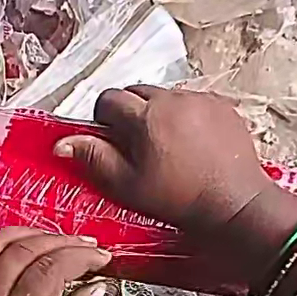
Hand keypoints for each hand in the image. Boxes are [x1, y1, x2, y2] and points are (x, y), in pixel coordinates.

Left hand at [0, 229, 110, 295]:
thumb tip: (95, 288)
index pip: (49, 270)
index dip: (79, 257)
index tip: (102, 258)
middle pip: (24, 250)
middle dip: (61, 241)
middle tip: (89, 245)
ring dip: (30, 233)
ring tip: (59, 238)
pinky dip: (7, 243)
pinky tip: (28, 248)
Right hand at [53, 86, 275, 234]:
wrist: (234, 204)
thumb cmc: (177, 198)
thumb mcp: (126, 184)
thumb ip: (93, 158)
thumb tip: (62, 143)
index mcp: (145, 117)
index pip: (109, 99)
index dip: (104, 118)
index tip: (111, 139)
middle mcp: (173, 100)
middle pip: (136, 91)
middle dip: (129, 112)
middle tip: (135, 143)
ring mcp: (201, 100)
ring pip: (163, 95)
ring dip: (156, 112)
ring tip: (164, 144)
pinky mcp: (222, 105)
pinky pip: (192, 100)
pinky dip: (184, 114)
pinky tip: (189, 142)